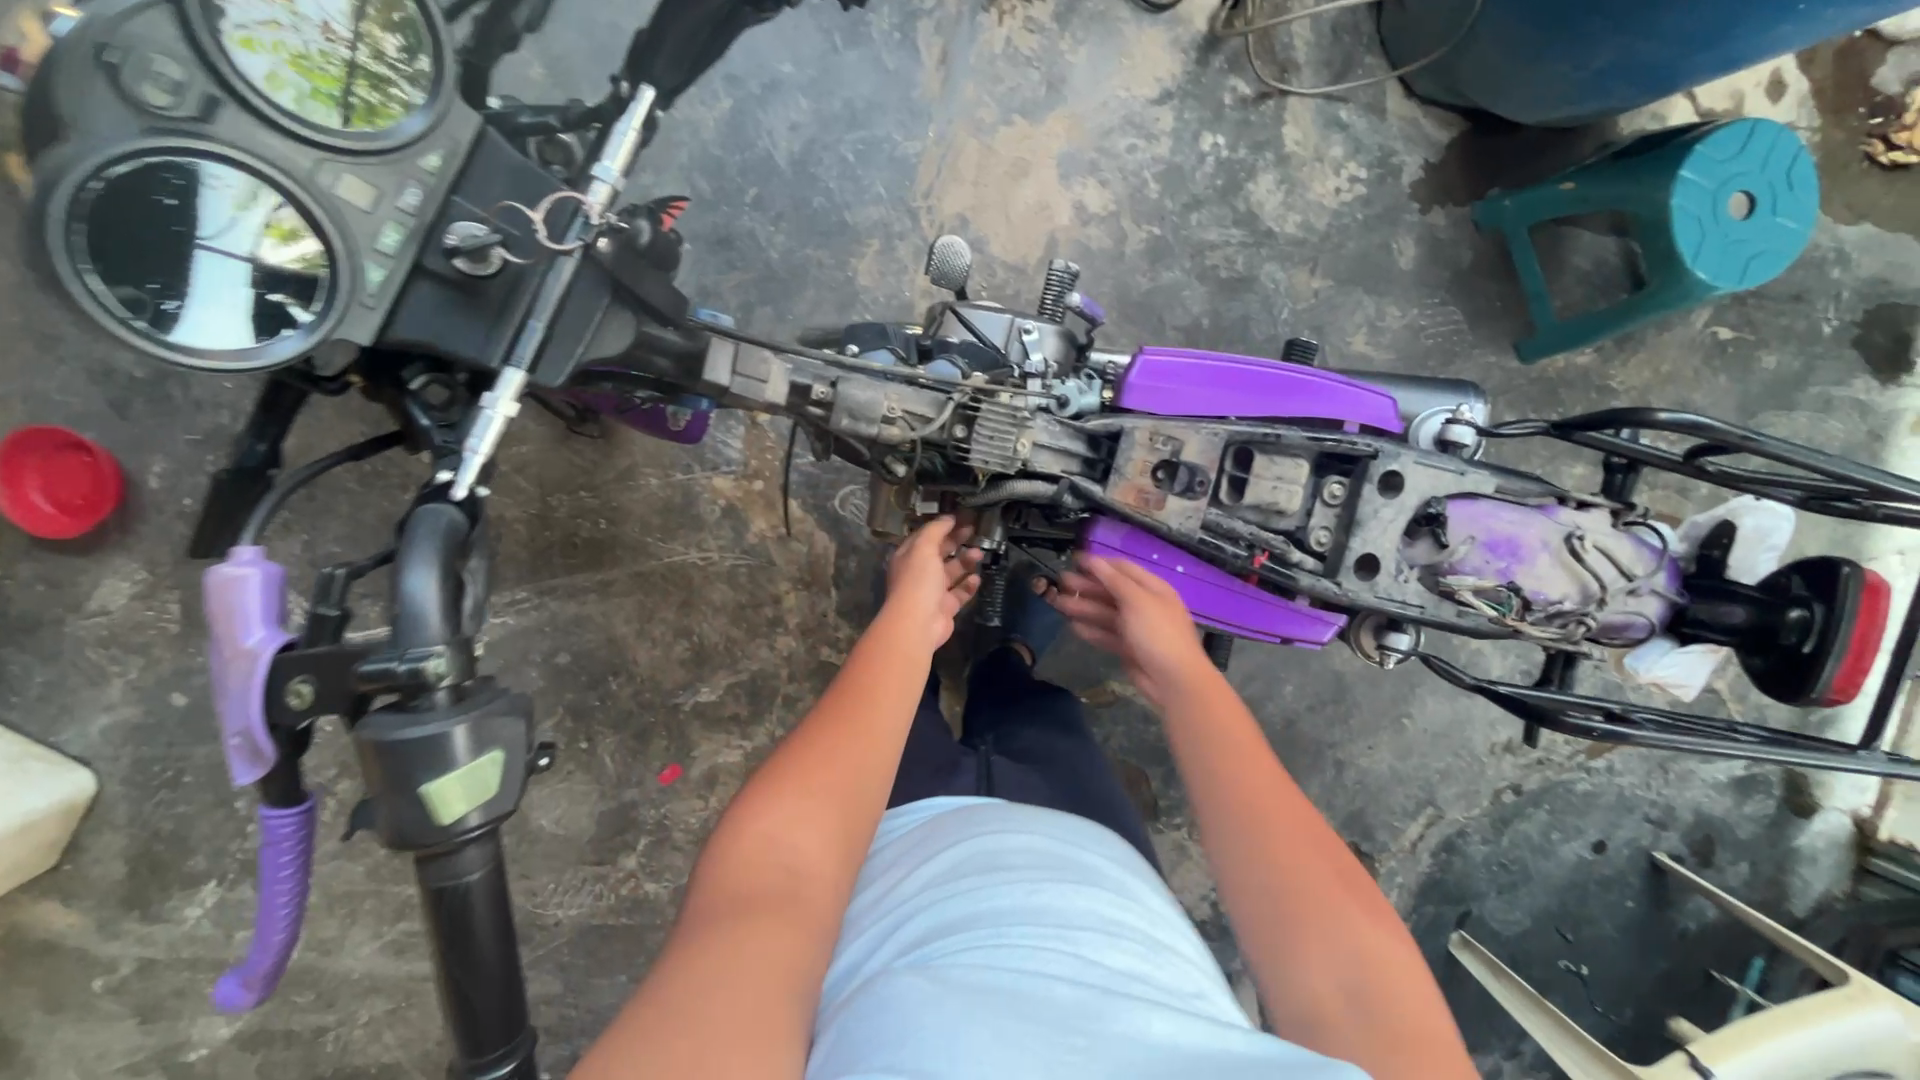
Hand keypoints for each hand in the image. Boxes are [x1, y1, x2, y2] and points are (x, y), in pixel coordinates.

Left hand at [880, 516, 982, 652]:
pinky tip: (977, 578)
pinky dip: (968, 585)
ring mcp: (932, 591)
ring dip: (966, 561)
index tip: (961, 517)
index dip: (942, 526)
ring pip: (952, 572)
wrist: (918, 623)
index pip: (926, 536)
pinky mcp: (945, 607)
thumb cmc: (918, 581)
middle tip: (975, 530)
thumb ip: (936, 530)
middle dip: (956, 541)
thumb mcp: (923, 548)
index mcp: (909, 556)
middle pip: (940, 552)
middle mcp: (919, 572)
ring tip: (979, 554)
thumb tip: (948, 518)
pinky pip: (959, 593)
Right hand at [1050, 555, 1216, 706]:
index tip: (1074, 560)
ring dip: (1083, 607)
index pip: (1122, 569)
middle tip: (1060, 582)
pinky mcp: (1129, 648)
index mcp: (1152, 588)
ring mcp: (1136, 628)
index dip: (1098, 564)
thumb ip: (1113, 580)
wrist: (1174, 680)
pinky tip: (1073, 627)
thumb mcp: (1137, 600)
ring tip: (1057, 603)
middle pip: (1111, 591)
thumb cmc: (1158, 633)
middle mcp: (1144, 605)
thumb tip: (1093, 559)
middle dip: (1086, 586)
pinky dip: (1091, 630)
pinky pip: (1107, 635)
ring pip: (1106, 613)